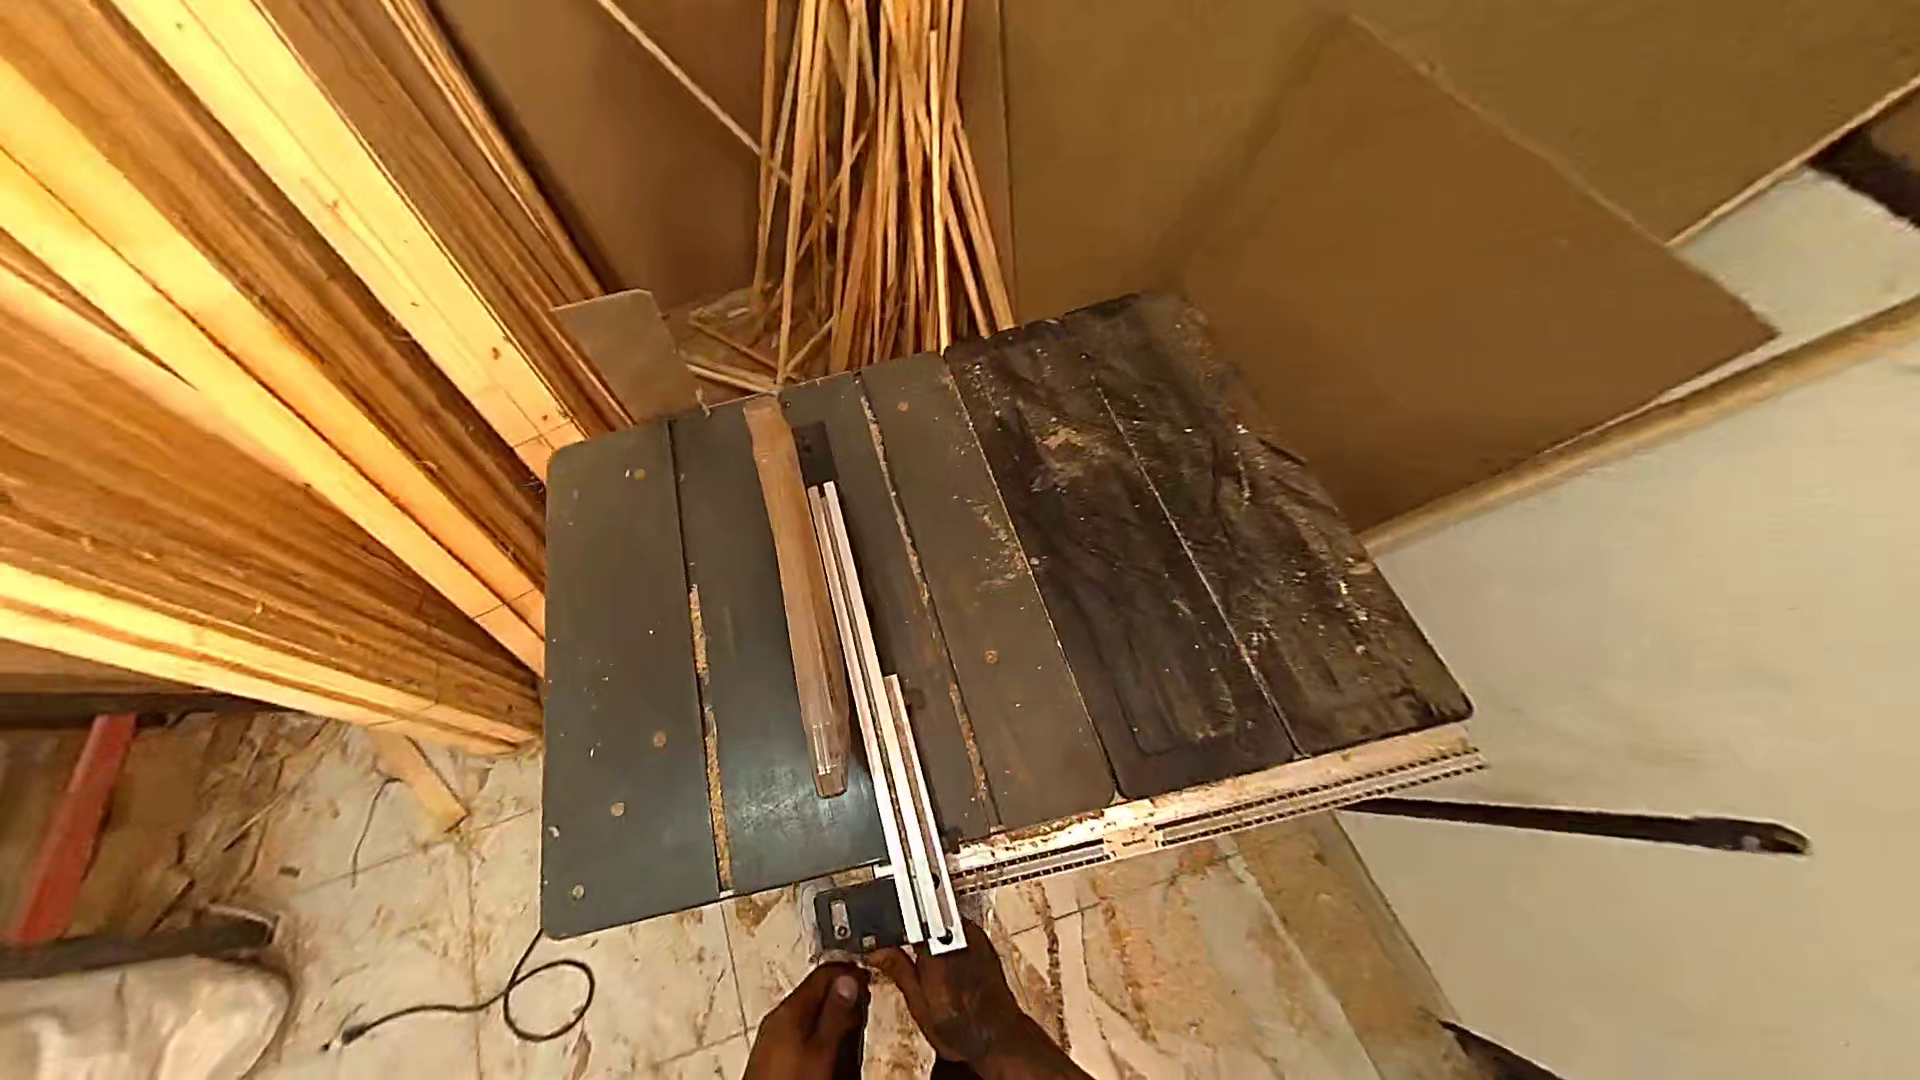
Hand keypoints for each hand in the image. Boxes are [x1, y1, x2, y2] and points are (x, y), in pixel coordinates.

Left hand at [742, 963, 868, 1079]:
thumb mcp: (822, 1051)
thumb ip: (836, 1014)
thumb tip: (849, 980)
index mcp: (789, 1009)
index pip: (822, 974)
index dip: (848, 972)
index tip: (867, 979)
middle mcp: (777, 1017)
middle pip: (814, 991)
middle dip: (840, 992)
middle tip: (863, 1001)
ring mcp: (771, 1036)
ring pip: (807, 1010)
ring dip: (830, 1011)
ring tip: (850, 1023)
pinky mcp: (770, 1055)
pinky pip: (799, 1027)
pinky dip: (818, 1027)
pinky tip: (828, 1043)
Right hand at [871, 921, 1086, 1077]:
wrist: (996, 1036)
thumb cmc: (961, 1027)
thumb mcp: (919, 1005)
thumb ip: (898, 969)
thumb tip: (877, 950)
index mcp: (935, 949)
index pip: (907, 917)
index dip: (893, 924)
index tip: (885, 937)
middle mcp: (955, 934)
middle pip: (924, 916)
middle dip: (911, 930)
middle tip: (907, 956)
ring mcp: (971, 933)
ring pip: (940, 919)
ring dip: (930, 933)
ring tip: (930, 964)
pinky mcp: (981, 936)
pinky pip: (957, 926)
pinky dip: (947, 936)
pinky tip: (946, 961)